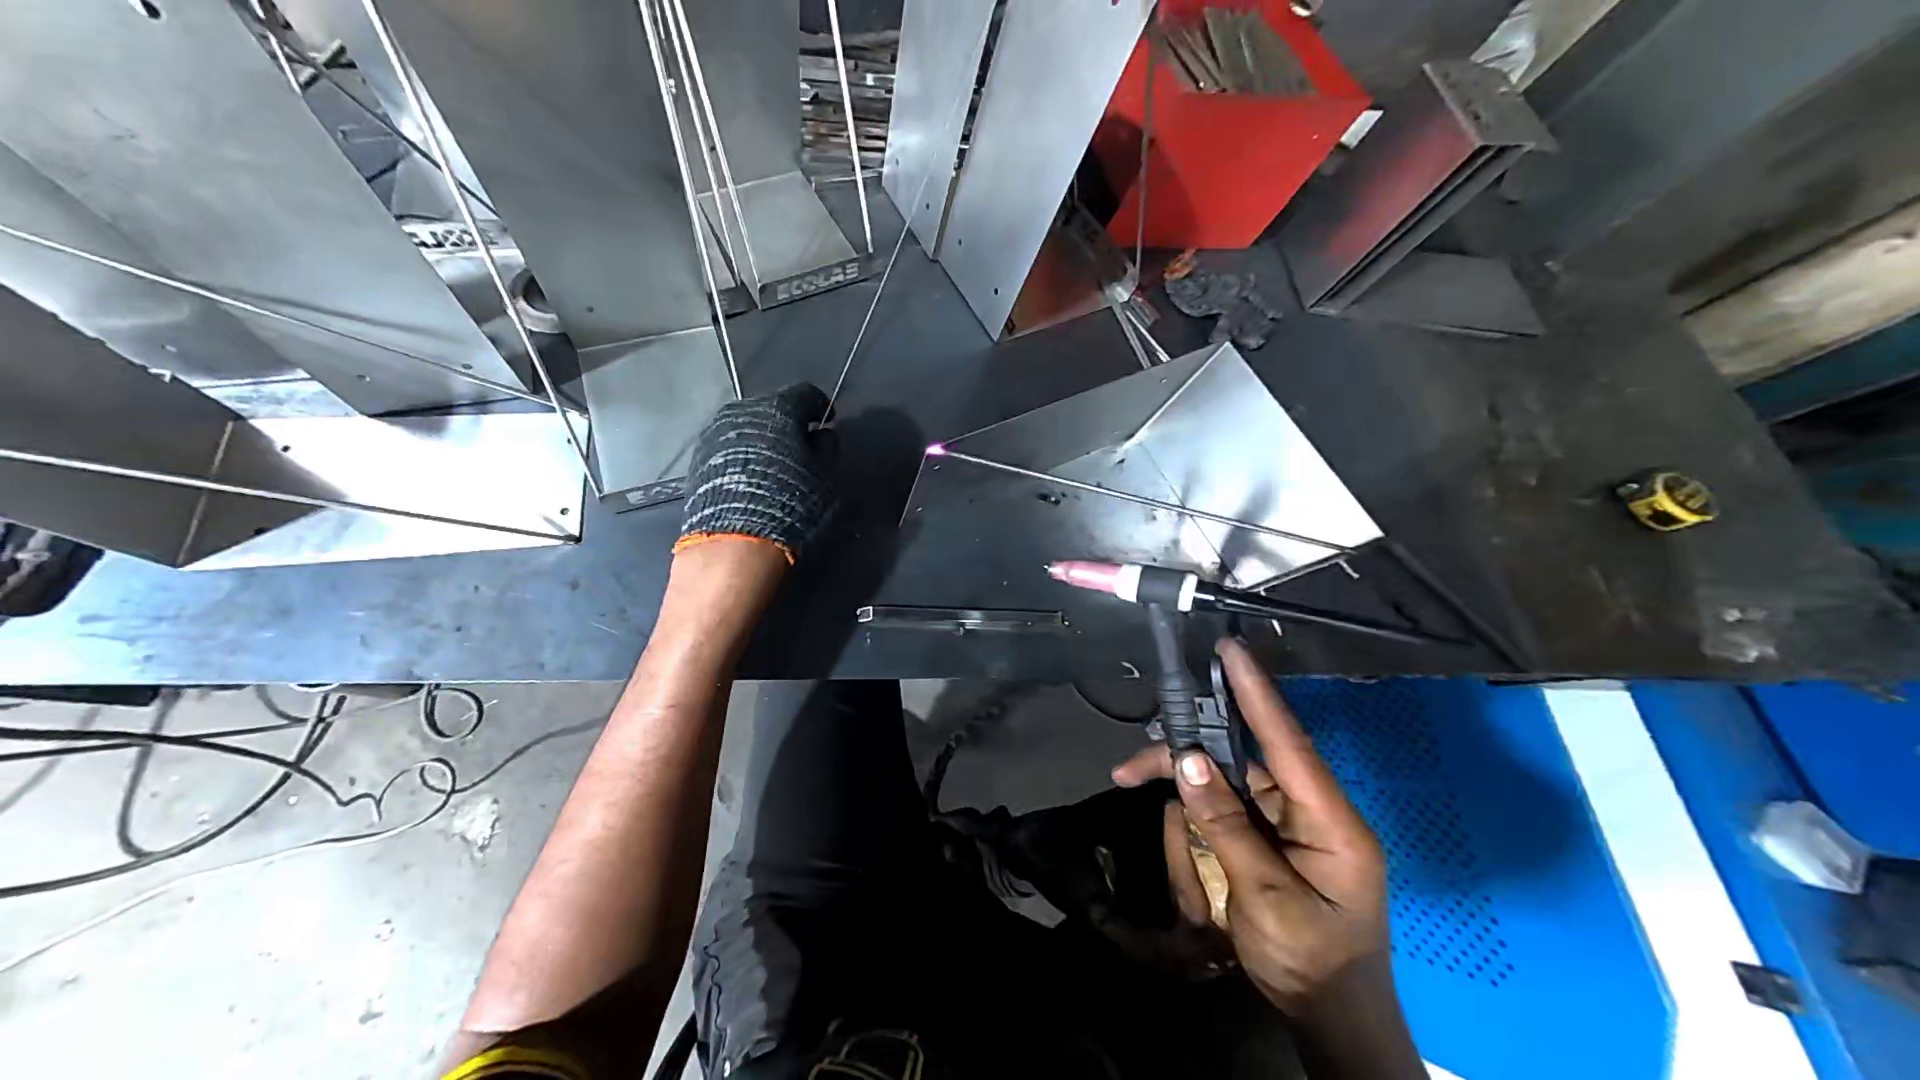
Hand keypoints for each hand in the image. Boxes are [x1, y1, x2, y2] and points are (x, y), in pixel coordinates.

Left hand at [676, 383, 833, 561]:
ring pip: (748, 427)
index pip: (805, 394)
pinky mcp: (699, 458)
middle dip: (789, 422)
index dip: (821, 406)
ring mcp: (715, 434)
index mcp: (777, 409)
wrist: (734, 541)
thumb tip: (821, 435)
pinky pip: (731, 446)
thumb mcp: (824, 477)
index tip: (828, 421)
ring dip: (764, 438)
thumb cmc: (790, 502)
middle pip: (772, 408)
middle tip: (803, 443)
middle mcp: (742, 412)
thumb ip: (826, 449)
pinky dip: (745, 454)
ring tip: (777, 463)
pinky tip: (753, 475)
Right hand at [1114, 640, 1421, 1075]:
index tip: (1229, 650)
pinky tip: (1193, 870)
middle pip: (1236, 764)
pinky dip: (1195, 832)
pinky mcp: (1267, 839)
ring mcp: (1286, 825)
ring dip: (1187, 815)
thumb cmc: (1313, 963)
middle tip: (1128, 771)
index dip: (1256, 692)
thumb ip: (1226, 826)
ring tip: (1174, 853)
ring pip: (1220, 790)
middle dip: (1184, 767)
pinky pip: (1220, 817)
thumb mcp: (1267, 900)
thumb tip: (1188, 760)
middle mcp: (1308, 810)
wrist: (1332, 1020)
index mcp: (1330, 820)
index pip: (1288, 742)